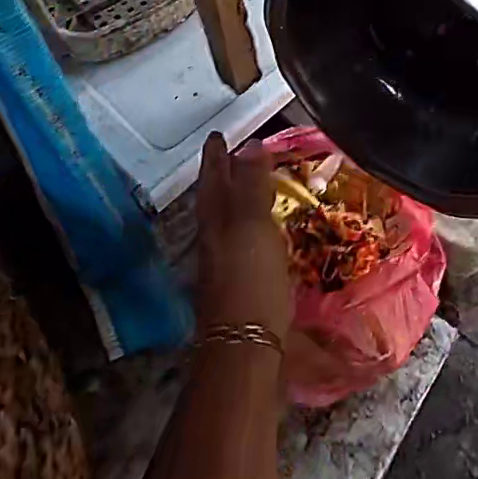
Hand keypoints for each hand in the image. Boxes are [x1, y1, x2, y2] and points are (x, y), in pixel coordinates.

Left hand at [194, 133, 292, 340]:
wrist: (245, 343)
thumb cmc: (250, 277)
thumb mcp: (252, 223)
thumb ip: (252, 184)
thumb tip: (251, 145)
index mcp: (216, 217)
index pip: (213, 177)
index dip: (216, 155)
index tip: (219, 134)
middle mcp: (214, 235)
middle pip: (216, 196)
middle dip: (223, 173)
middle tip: (234, 153)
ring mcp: (224, 260)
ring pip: (227, 217)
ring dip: (237, 196)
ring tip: (252, 182)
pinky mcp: (239, 279)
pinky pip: (242, 238)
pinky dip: (250, 222)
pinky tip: (264, 228)